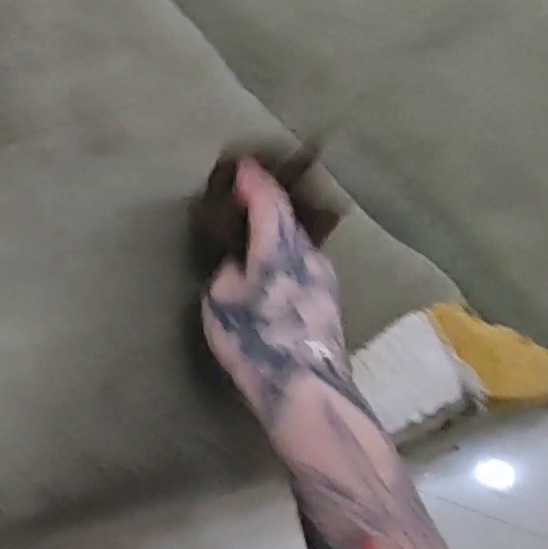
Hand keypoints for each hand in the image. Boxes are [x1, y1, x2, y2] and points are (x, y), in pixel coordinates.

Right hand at [200, 158, 365, 428]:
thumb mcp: (221, 299)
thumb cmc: (253, 338)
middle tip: (243, 189)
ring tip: (253, 222)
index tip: (240, 164)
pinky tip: (268, 257)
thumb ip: (230, 272)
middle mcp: (310, 257)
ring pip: (295, 241)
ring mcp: (324, 279)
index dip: (254, 182)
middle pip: (287, 220)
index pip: (269, 205)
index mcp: (280, 251)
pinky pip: (300, 260)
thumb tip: (239, 263)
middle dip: (266, 201)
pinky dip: (282, 248)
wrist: (303, 385)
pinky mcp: (326, 299)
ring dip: (275, 226)